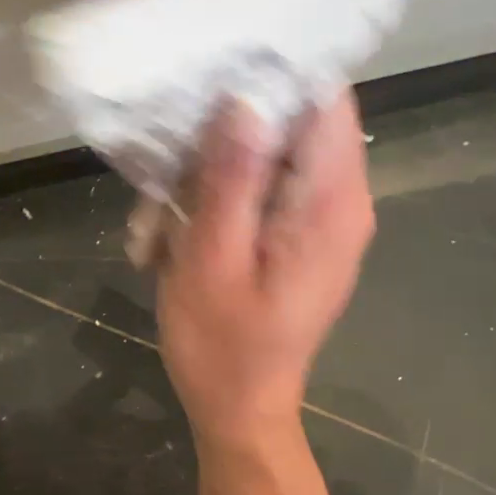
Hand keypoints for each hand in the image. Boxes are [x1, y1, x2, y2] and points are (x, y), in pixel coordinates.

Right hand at [154, 92, 375, 444]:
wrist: (238, 412)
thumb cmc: (221, 348)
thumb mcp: (212, 261)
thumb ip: (231, 178)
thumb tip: (244, 99)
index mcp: (331, 202)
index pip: (321, 97)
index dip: (265, 83)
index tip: (204, 97)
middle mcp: (340, 201)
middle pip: (285, 128)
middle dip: (214, 149)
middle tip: (160, 196)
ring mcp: (318, 222)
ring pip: (259, 164)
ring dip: (200, 190)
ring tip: (155, 239)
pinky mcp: (296, 241)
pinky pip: (255, 198)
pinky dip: (211, 215)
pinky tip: (169, 250)